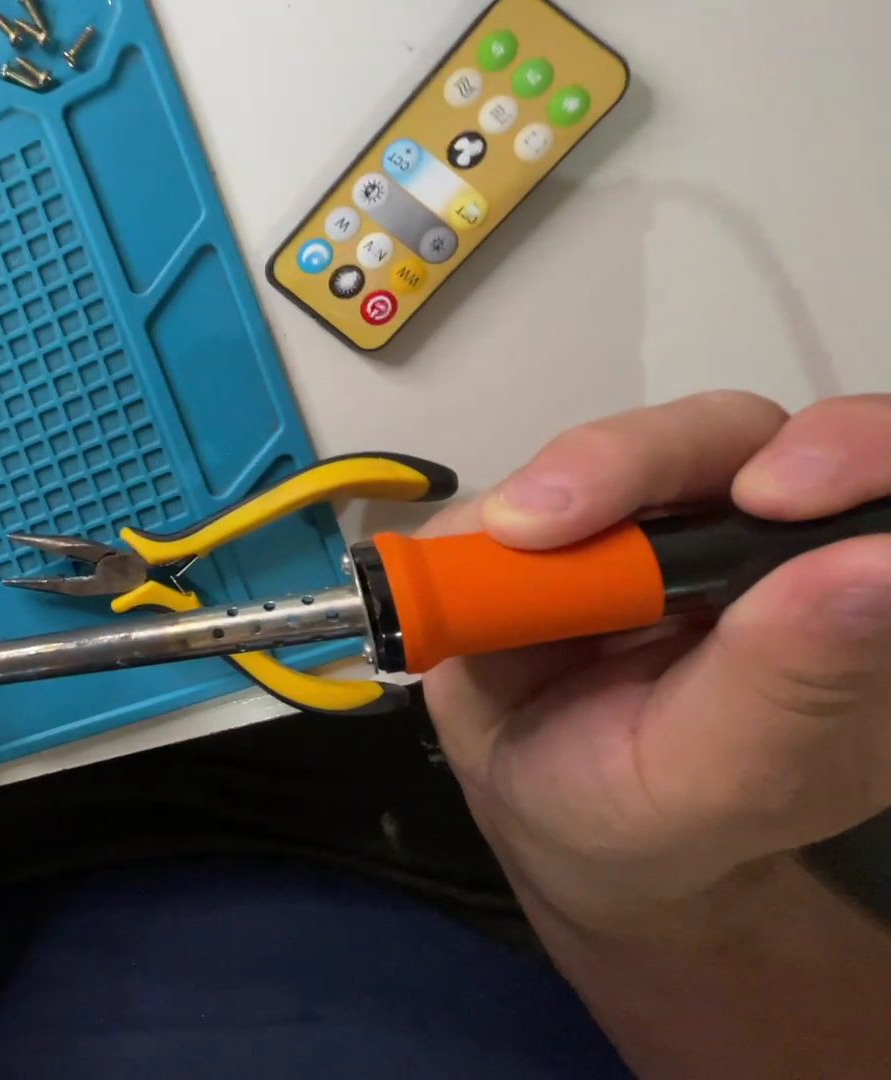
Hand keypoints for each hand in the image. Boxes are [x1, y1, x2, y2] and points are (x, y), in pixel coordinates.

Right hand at [420, 391, 890, 930]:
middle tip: (551, 521)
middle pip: (723, 436)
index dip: (843, 453)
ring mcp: (623, 525)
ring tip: (501, 545)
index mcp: (825, 591)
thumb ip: (789, 681)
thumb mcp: (727, 774)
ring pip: (606, 451)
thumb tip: (872, 566)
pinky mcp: (520, 532)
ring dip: (549, 487)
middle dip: (638, 457)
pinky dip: (471, 531)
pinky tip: (462, 579)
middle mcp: (737, 537)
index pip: (872, 478)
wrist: (536, 813)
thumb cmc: (651, 814)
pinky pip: (495, 500)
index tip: (770, 497)